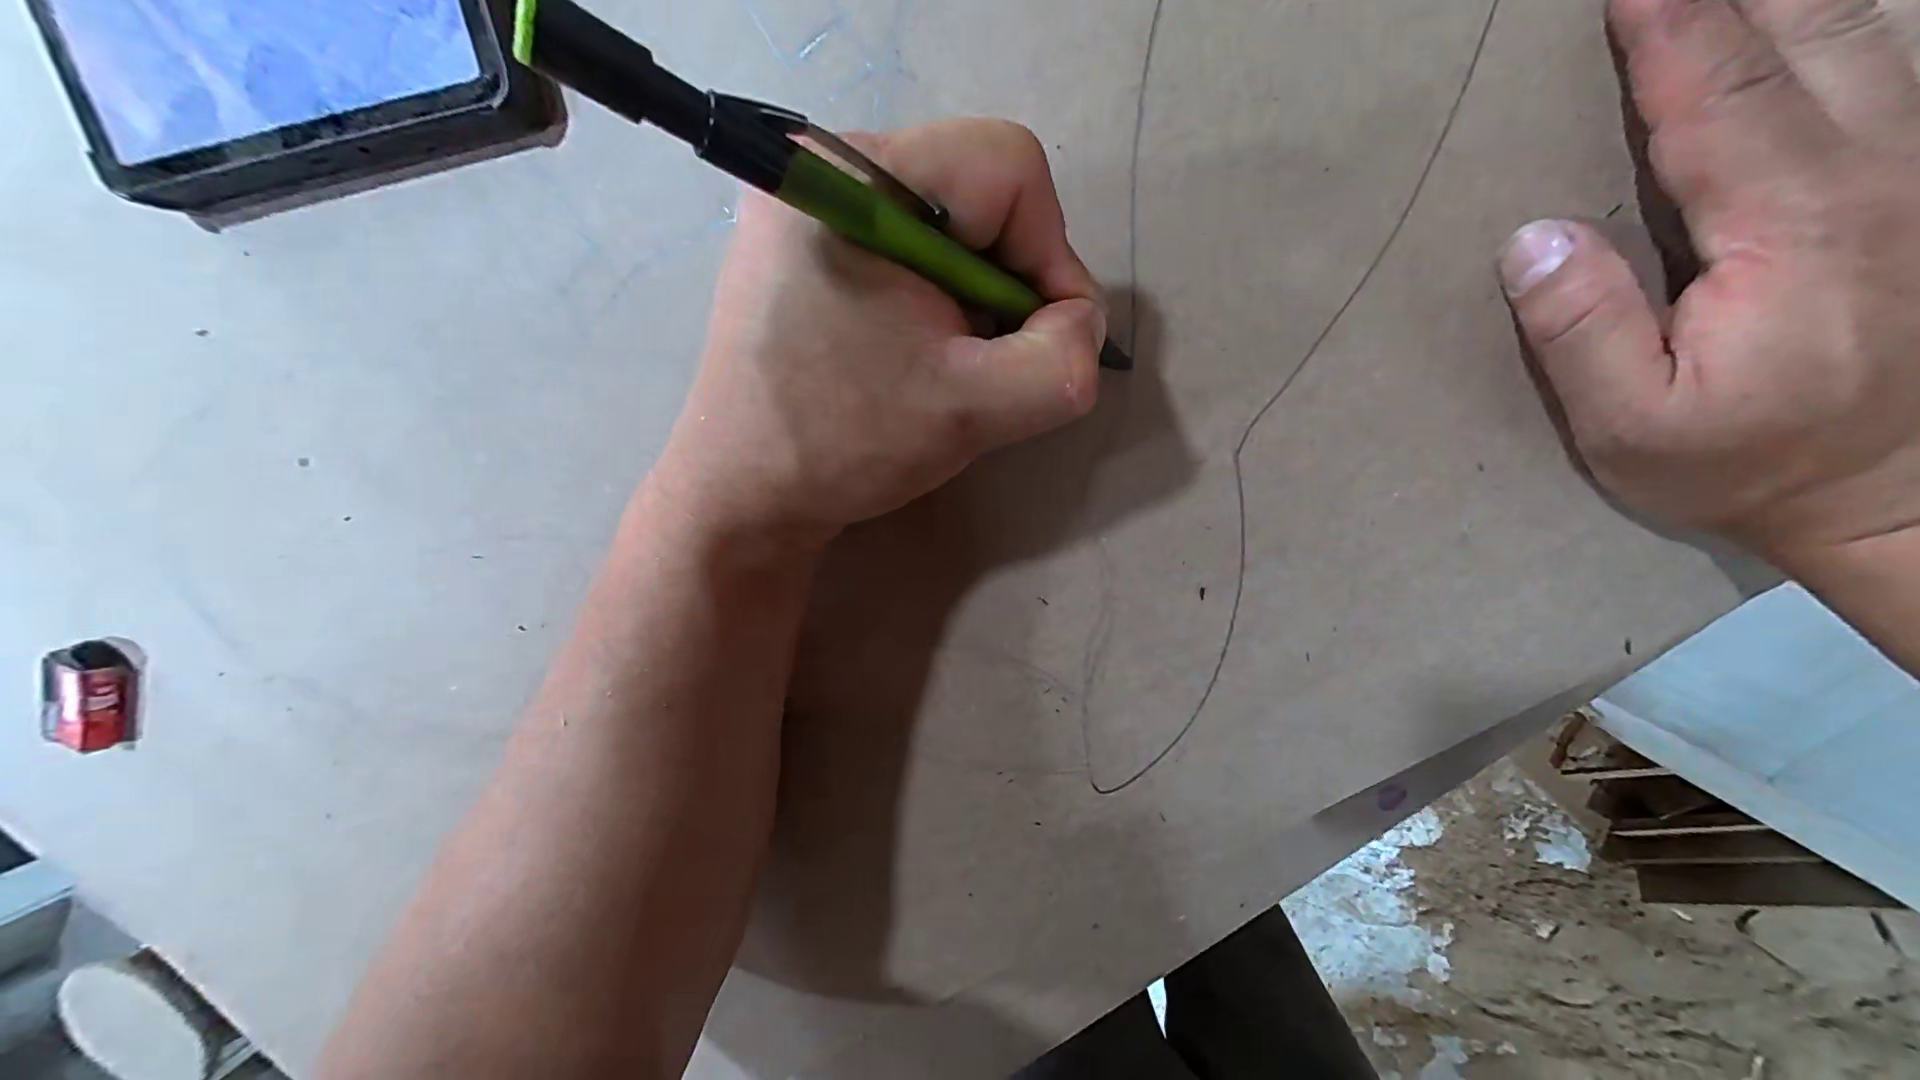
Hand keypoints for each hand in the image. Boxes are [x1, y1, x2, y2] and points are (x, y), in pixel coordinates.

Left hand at [648, 119, 1107, 547]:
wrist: (743, 495)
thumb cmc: (841, 446)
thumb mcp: (971, 410)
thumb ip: (1061, 362)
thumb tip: (1079, 325)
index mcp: (853, 177)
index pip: (1009, 168)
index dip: (1050, 257)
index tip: (1038, 340)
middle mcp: (825, 167)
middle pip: (981, 196)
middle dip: (1007, 288)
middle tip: (980, 365)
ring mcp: (813, 208)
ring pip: (953, 230)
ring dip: (974, 306)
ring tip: (938, 370)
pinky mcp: (812, 250)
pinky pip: (914, 253)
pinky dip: (940, 308)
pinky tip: (911, 359)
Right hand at [1501, 0, 1919, 565]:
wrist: (1892, 494)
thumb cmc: (1738, 464)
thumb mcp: (1629, 422)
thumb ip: (1581, 331)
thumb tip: (1531, 238)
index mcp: (1793, 231)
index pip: (1722, 102)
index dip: (1672, 35)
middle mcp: (1881, 175)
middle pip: (1815, 39)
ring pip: (1873, 38)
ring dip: (1794, 1)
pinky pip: (1898, 75)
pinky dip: (1848, 33)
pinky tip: (1813, 31)